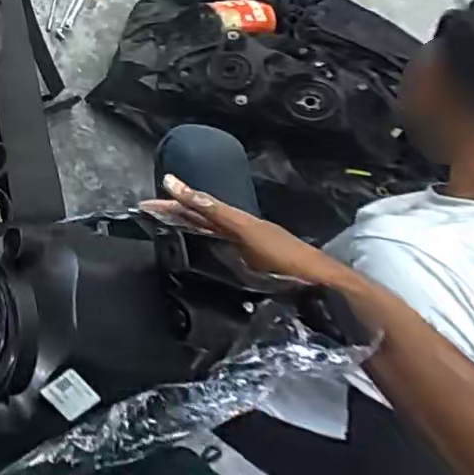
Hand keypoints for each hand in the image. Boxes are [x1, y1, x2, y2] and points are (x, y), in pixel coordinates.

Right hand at [142, 173, 359, 288]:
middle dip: (175, 215)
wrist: (330, 293)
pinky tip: (197, 258)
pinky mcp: (255, 273)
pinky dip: (202, 251)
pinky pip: (219, 255)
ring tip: (165, 232)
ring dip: (187, 231)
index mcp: (237, 219)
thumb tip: (171, 180)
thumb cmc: (286, 258)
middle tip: (148, 216)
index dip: (171, 203)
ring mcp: (249, 253)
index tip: (144, 205)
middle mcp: (241, 233)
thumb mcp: (244, 229)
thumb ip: (210, 208)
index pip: (196, 206)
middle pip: (201, 220)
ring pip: (210, 236)